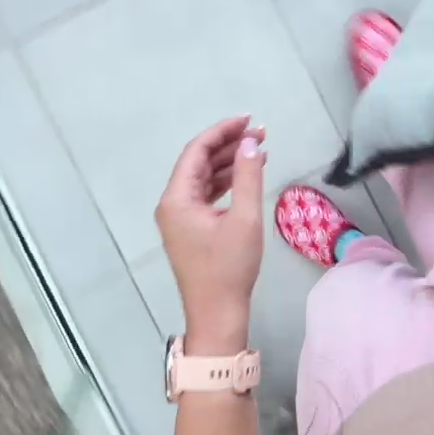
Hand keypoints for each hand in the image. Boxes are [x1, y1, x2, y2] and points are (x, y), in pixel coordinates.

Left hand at [155, 116, 267, 354]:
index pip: (196, 151)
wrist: (217, 315)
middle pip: (199, 162)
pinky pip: (206, 194)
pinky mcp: (190, 229)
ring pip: (204, 177)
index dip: (222, 131)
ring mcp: (180, 217)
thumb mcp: (244, 219)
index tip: (248, 119)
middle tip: (261, 132)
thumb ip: (247, 176)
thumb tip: (251, 143)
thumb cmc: (229, 267)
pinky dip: (227, 182)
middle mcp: (172, 203)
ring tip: (260, 149)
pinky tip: (248, 175)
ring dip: (230, 162)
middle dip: (229, 145)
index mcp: (176, 198)